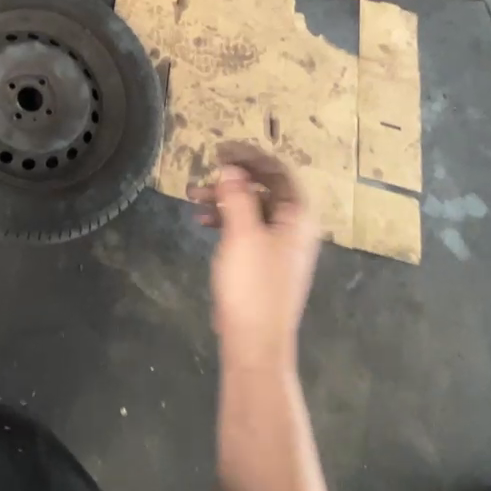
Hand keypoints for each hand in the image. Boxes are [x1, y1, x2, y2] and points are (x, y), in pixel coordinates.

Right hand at [189, 147, 320, 374]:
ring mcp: (279, 245)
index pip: (278, 171)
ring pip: (252, 206)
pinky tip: (202, 219)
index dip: (250, 156)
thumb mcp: (242, 233)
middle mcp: (294, 227)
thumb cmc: (252, 285)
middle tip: (204, 170)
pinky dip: (225, 217)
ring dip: (224, 197)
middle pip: (264, 187)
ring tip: (192, 196)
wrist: (255, 341)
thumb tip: (230, 169)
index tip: (220, 150)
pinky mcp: (263, 260)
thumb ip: (236, 196)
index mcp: (298, 217)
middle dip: (233, 177)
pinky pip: (246, 226)